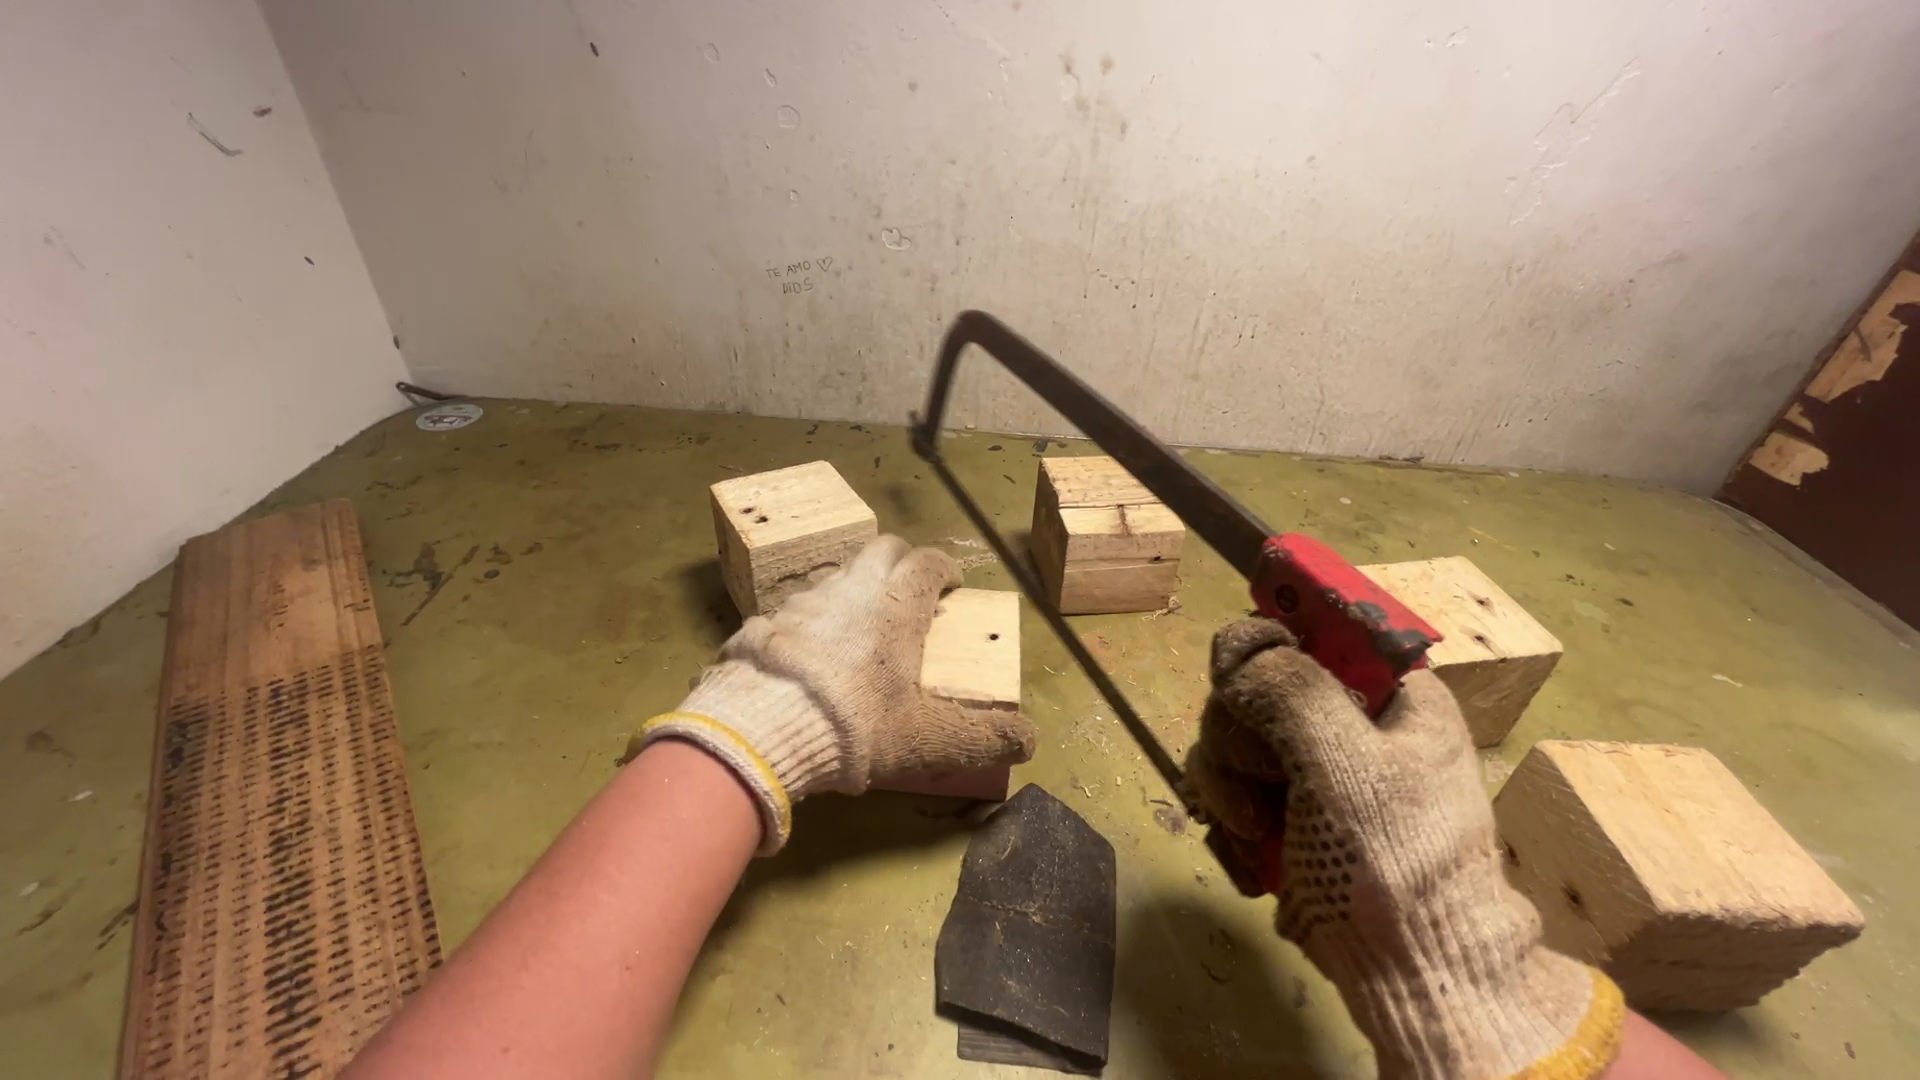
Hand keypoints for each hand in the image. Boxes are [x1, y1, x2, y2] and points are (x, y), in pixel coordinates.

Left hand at [635, 536, 1034, 851]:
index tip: (951, 585)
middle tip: (911, 594)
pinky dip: (815, 617)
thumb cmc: (857, 725)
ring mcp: (805, 598)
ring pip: (840, 572)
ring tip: (861, 626)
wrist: (761, 731)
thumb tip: (1030, 740)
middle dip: (902, 562)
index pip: (928, 562)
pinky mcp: (766, 619)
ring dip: (857, 587)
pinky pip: (800, 605)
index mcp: (898, 604)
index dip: (944, 569)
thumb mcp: (929, 738)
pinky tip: (811, 653)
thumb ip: (983, 737)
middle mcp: (853, 588)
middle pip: (883, 548)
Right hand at [1186, 618, 1623, 1079]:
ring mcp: (1310, 762)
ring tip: (1258, 831)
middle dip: (1241, 738)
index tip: (1239, 675)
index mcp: (1385, 690)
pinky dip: (1226, 811)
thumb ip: (1289, 691)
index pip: (1312, 623)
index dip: (1269, 639)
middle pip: (1251, 682)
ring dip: (1228, 783)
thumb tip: (1238, 653)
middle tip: (1265, 782)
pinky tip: (1249, 846)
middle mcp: (1345, 717)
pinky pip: (1226, 778)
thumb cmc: (1394, 863)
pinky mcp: (1282, 802)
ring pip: (1228, 732)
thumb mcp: (1347, 767)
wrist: (1407, 975)